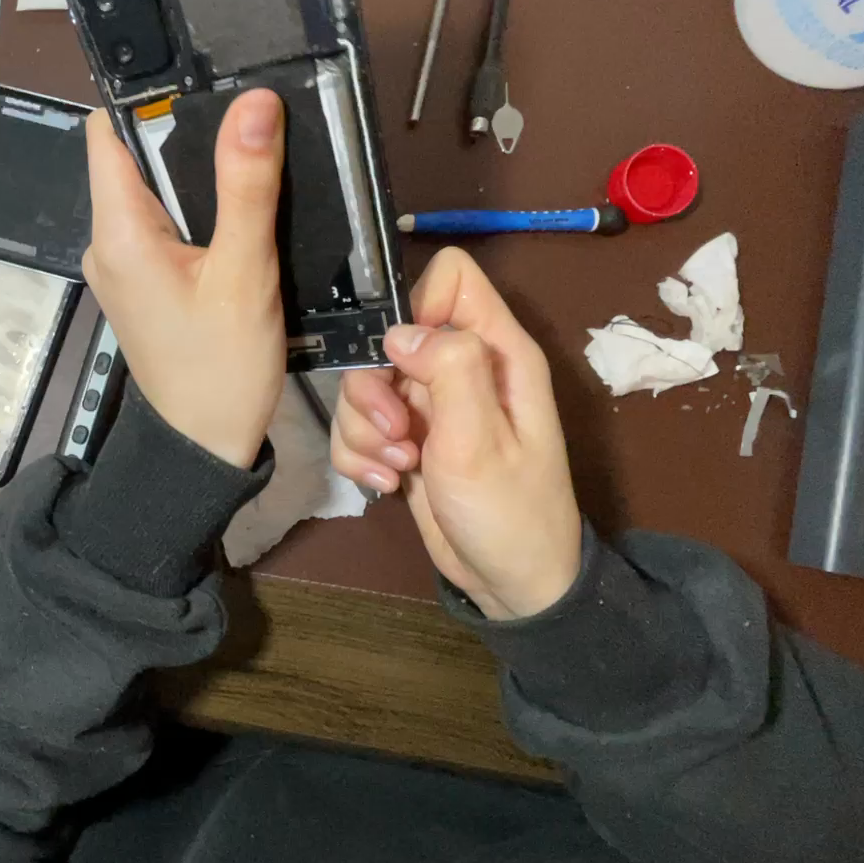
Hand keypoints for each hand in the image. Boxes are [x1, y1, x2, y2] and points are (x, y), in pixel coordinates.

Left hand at [82, 90, 287, 468]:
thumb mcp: (244, 272)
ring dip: (195, 177)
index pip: (108, 132)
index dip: (147, 99)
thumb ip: (246, 186)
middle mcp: (105, 243)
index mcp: (117, 231)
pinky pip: (161, 229)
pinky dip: (195, 214)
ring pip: (152, 195)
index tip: (202, 79)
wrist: (205, 443)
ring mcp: (120, 267)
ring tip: (251, 163)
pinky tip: (235, 215)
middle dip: (184, 137)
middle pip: (134, 159)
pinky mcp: (140, 286)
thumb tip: (253, 103)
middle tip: (249, 121)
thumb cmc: (221, 368)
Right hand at [330, 248, 581, 619]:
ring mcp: (425, 407)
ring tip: (398, 467)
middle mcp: (456, 370)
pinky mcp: (400, 441)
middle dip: (374, 390)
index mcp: (494, 352)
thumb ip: (448, 370)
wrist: (507, 583)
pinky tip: (388, 483)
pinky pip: (354, 429)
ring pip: (360, 389)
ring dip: (365, 431)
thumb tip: (399, 333)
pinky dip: (360, 457)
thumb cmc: (509, 510)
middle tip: (398, 432)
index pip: (451, 279)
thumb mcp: (481, 440)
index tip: (403, 358)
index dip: (418, 307)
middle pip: (385, 340)